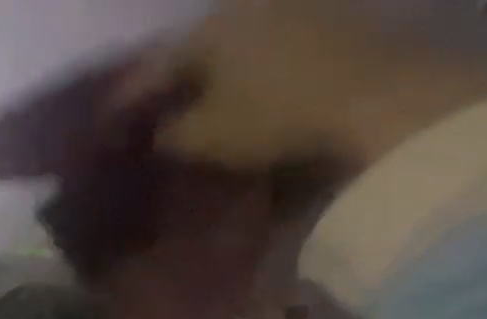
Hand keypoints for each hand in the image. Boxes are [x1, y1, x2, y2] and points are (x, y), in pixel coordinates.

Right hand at [133, 0, 486, 169]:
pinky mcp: (337, 26)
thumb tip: (158, 131)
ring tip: (195, 111)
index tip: (101, 129)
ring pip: (234, 52)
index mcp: (207, 29)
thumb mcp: (200, 138)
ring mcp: (298, 10)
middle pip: (194, 53)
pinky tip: (241, 100)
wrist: (384, 98)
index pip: (148, 70)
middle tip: (148, 117)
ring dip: (212, 81)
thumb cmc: (272, 116)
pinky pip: (271, 55)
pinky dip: (249, 78)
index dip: (122, 104)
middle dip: (171, 86)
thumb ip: (167, 133)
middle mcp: (248, 7)